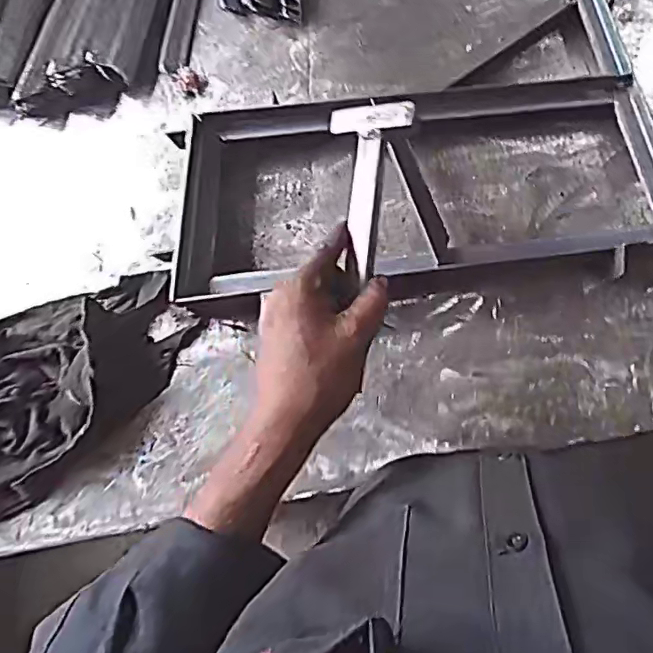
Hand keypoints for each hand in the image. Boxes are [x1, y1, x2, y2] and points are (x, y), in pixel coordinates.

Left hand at [254, 225, 389, 442]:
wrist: (285, 422)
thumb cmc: (314, 383)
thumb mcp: (357, 336)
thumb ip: (372, 302)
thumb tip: (378, 286)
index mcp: (297, 289)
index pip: (326, 251)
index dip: (346, 241)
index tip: (352, 230)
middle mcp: (280, 298)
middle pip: (323, 277)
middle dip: (346, 290)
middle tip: (364, 312)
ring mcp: (275, 318)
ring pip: (316, 301)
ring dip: (337, 311)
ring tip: (349, 341)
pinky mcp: (276, 337)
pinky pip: (306, 318)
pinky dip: (323, 325)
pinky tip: (334, 352)